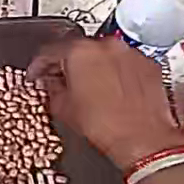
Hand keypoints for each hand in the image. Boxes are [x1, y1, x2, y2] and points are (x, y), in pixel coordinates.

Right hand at [28, 36, 183, 168]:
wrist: (142, 137)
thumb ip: (51, 88)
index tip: (35, 74)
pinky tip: (108, 91)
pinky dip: (112, 72)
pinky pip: (123, 62)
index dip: (38, 65)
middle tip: (57, 79)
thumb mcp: (61, 107)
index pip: (49, 51)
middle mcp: (106, 46)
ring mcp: (130, 53)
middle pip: (77, 48)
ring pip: (102, 53)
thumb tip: (51, 83)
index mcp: (79, 52)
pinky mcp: (148, 64)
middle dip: (65, 63)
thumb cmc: (104, 124)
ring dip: (90, 66)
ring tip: (85, 87)